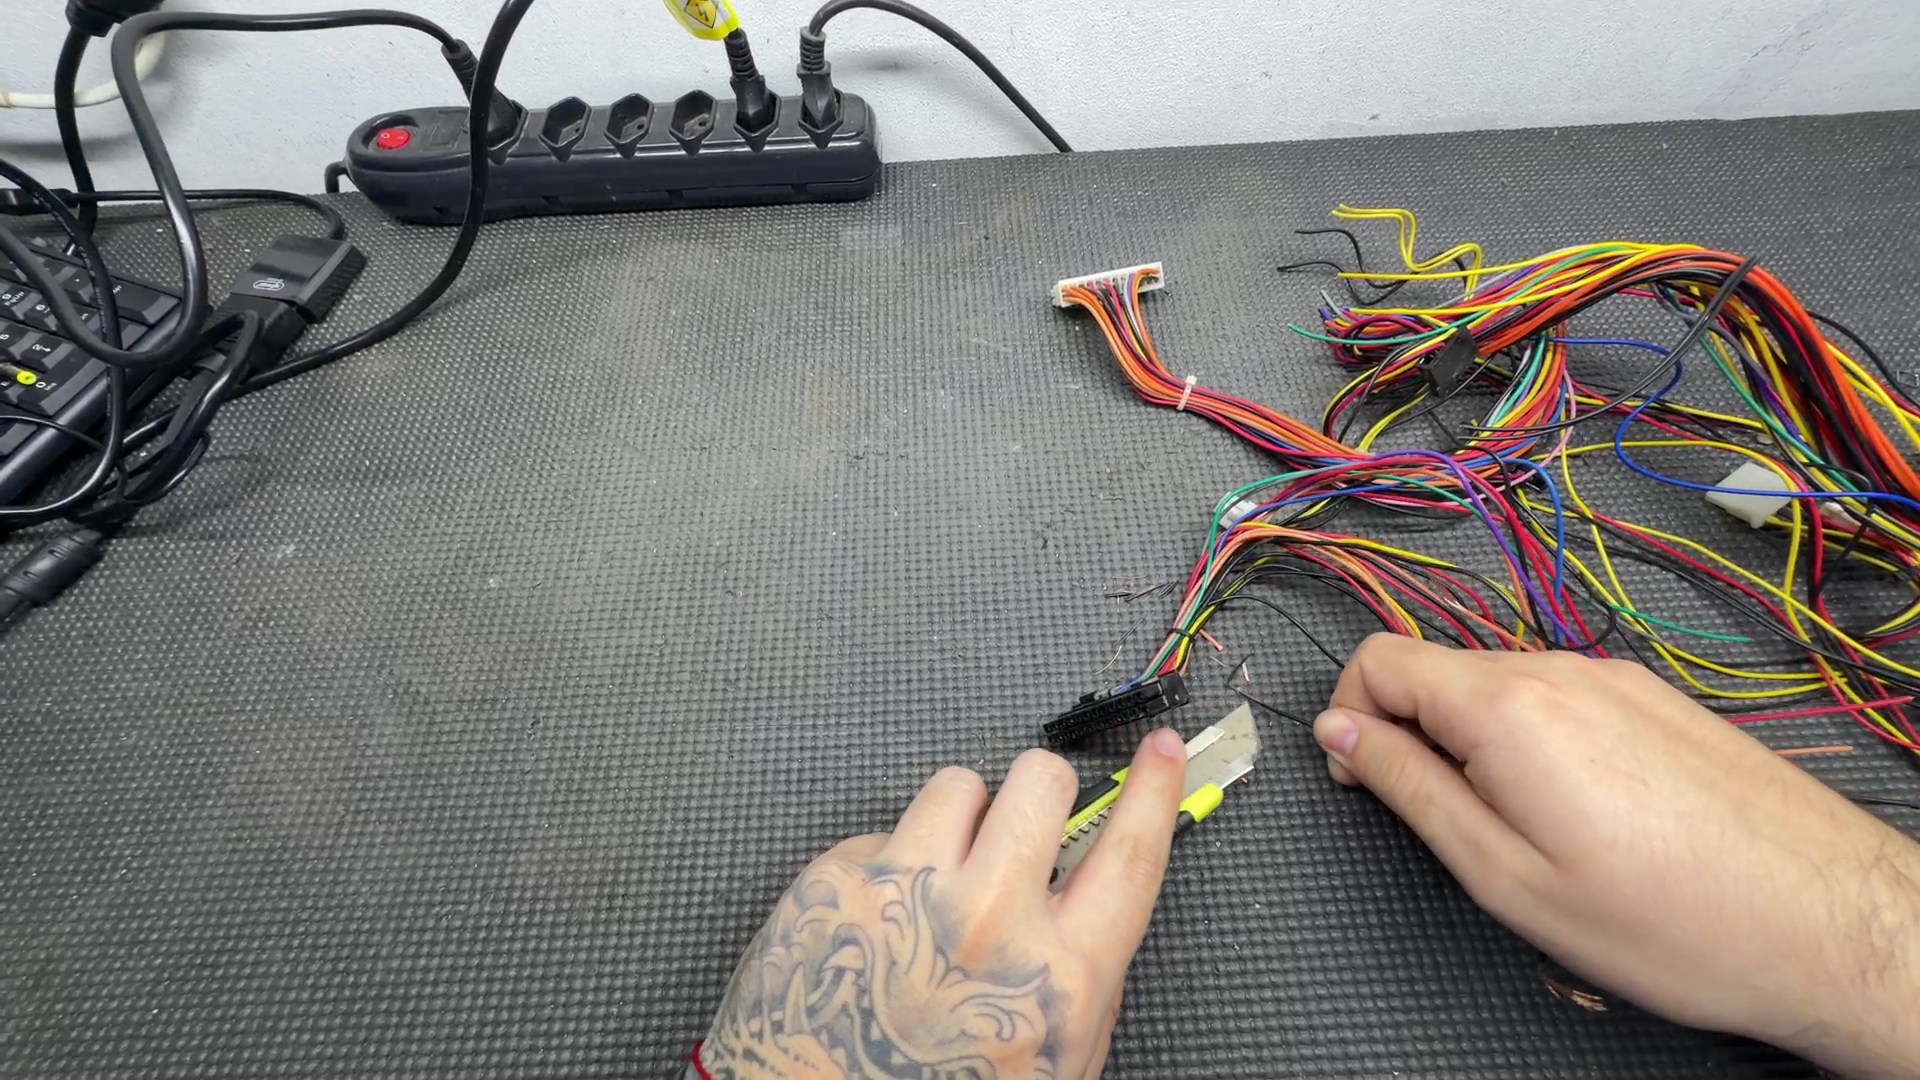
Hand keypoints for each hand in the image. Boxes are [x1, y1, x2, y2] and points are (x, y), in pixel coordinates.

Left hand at [697, 729, 1187, 1079]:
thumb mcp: (1054, 1060)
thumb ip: (1085, 978)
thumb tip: (1091, 893)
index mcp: (1056, 978)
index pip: (1129, 857)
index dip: (1153, 791)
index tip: (1162, 749)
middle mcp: (985, 922)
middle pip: (1040, 780)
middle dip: (1041, 787)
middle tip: (1021, 820)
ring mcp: (908, 891)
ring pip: (959, 781)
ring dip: (960, 817)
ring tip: (942, 875)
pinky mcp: (840, 877)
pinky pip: (888, 825)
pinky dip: (895, 858)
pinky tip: (884, 914)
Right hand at [1313, 634, 1919, 1078]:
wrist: (1863, 938)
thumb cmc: (1672, 921)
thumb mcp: (1499, 871)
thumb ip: (1402, 785)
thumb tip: (1336, 730)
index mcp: (1505, 706)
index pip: (1376, 659)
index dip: (1349, 712)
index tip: (1364, 773)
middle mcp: (1553, 670)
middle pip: (1429, 669)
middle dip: (1408, 730)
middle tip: (1447, 813)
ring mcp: (1607, 677)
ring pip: (1485, 682)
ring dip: (1465, 735)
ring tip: (1518, 817)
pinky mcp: (1646, 694)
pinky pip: (1545, 692)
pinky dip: (1521, 732)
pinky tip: (1573, 802)